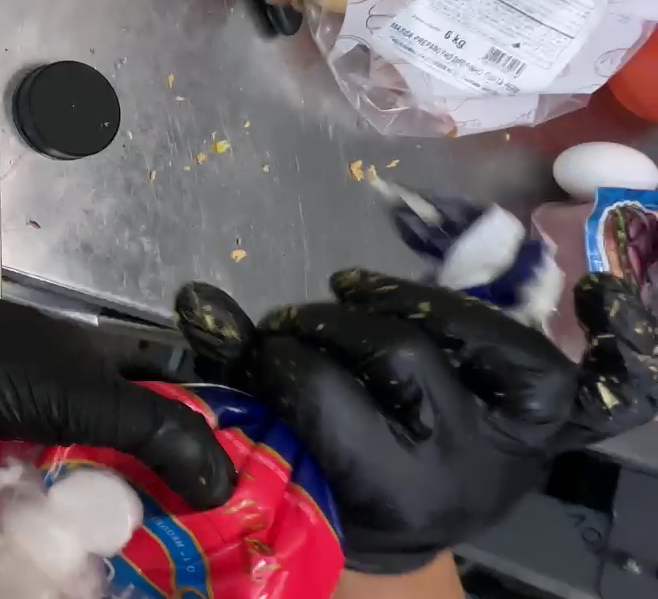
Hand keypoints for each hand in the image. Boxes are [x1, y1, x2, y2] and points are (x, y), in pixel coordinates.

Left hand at [0, 282, 235, 508]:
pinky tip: (75, 515)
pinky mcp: (1, 414)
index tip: (225, 484)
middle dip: (153, 469)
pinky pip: (45, 452)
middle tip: (182, 527)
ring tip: (138, 535)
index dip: (198, 429)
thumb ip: (156, 432)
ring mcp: (33, 392)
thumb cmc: (7, 368)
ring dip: (107, 481)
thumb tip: (226, 481)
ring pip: (86, 442)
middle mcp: (73, 370)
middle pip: (127, 422)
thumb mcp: (91, 399)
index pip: (167, 390)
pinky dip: (61, 480)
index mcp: (102, 356)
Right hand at [176, 270, 657, 574]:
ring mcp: (520, 446)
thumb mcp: (259, 426)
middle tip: (293, 326)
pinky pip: (605, 391)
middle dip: (323, 323)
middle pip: (398, 354)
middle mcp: (468, 471)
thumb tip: (195, 296)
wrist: (381, 518)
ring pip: (497, 348)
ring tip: (357, 293)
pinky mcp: (547, 430)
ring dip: (413, 304)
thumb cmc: (309, 467)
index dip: (274, 356)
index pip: (318, 387)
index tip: (255, 353)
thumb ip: (230, 359)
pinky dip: (619, 342)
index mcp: (384, 485)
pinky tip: (599, 292)